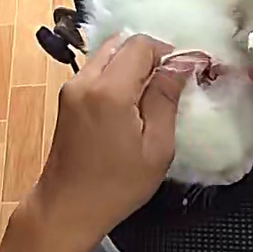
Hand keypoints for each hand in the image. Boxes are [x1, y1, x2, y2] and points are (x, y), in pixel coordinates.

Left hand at [21, 34, 187, 251]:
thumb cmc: (118, 185)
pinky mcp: (67, 99)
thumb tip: (183, 64)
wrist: (67, 208)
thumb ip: (167, 98)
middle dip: (151, 56)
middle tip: (170, 85)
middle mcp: (85, 81)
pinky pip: (97, 70)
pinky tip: (132, 104)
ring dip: (133, 65)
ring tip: (152, 96)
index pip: (142, 45)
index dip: (168, 54)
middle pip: (122, 43)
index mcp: (110, 91)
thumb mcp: (157, 147)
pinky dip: (118, 75)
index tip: (185, 75)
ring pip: (108, 54)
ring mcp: (71, 88)